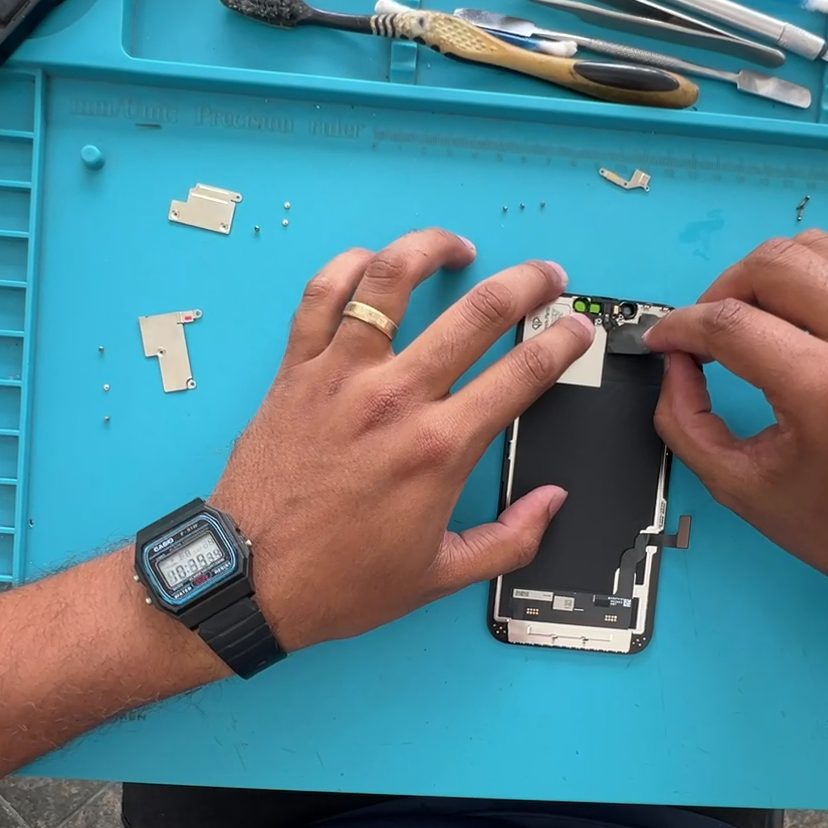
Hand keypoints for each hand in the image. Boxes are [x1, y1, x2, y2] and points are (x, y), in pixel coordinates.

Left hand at [211, 228, 594, 649]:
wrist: (253, 580)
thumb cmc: (340, 581)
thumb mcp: (441, 575)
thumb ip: (510, 540)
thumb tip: (550, 503)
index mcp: (440, 448)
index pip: (522, 374)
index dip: (562, 344)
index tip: (574, 331)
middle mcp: (395, 399)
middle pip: (476, 312)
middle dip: (525, 284)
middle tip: (543, 277)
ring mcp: (341, 377)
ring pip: (391, 280)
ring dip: (433, 250)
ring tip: (456, 247)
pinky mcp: (296, 373)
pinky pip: (320, 297)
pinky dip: (347, 268)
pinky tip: (368, 263)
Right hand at [645, 230, 827, 638]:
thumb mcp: (738, 487)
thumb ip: (685, 421)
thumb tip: (674, 365)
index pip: (732, 323)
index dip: (680, 326)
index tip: (660, 341)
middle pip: (774, 263)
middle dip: (717, 291)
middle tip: (701, 334)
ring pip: (815, 248)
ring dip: (760, 278)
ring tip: (743, 324)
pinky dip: (803, 285)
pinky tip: (787, 327)